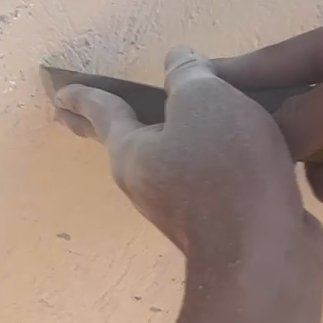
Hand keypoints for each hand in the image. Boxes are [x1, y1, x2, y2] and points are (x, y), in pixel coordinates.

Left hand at [54, 48, 322, 270]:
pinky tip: (236, 145)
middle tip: (79, 114)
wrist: (265, 259)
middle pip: (128, 140)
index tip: (58, 95)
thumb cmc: (224, 171)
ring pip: (172, 158)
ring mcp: (183, 207)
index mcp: (132, 152)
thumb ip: (189, 76)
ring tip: (185, 115)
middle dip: (107, 123)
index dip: (83, 97)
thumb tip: (178, 63)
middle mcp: (147, 183)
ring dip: (172, 137)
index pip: (102, 113)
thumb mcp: (205, 101)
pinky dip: (211, 155)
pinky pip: (210, 174)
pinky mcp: (221, 220)